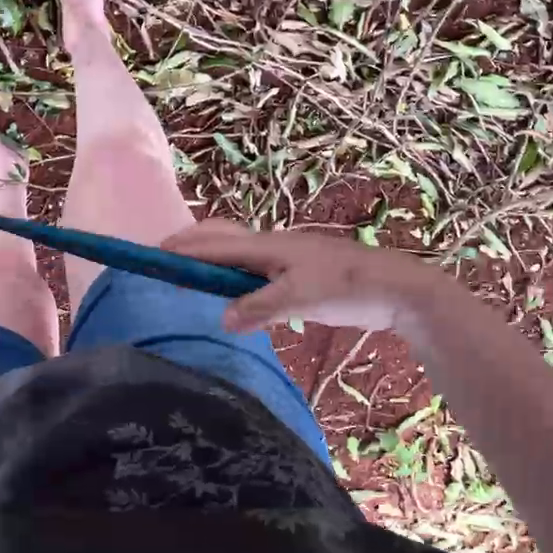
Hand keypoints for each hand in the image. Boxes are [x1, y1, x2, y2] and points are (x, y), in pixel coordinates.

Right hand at [161, 220, 459, 336]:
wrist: (398, 287)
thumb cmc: (347, 288)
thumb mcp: (300, 299)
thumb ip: (259, 307)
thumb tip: (221, 317)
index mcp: (267, 245)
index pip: (215, 244)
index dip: (183, 248)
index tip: (153, 252)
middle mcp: (272, 244)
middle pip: (222, 235)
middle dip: (191, 242)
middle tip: (165, 257)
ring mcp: (287, 255)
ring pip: (238, 248)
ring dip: (211, 253)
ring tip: (191, 270)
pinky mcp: (300, 270)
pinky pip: (254, 263)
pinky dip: (233, 267)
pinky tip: (235, 286)